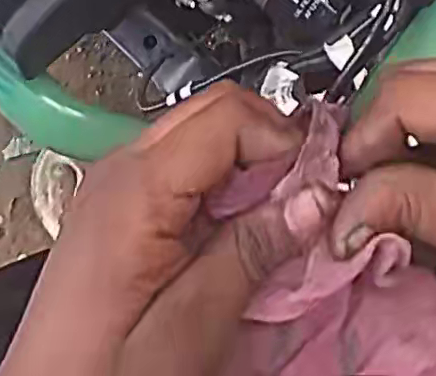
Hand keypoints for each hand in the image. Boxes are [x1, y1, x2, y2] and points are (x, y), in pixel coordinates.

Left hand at [0, 85, 326, 375]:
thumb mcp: (189, 329)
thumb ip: (252, 251)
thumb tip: (314, 196)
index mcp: (136, 186)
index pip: (229, 115)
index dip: (280, 137)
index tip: (314, 179)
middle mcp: (124, 165)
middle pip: (218, 107)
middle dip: (270, 137)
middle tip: (305, 188)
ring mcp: (120, 176)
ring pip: (207, 126)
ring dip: (251, 155)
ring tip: (278, 208)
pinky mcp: (123, 195)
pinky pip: (189, 156)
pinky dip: (227, 173)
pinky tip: (239, 218)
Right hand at [331, 50, 435, 305]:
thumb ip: (406, 208)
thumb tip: (341, 211)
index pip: (399, 98)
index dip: (363, 141)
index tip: (347, 188)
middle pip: (396, 83)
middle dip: (369, 135)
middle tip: (359, 189)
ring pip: (402, 81)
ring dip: (383, 129)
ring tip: (385, 181)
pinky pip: (421, 86)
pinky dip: (403, 122)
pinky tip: (410, 161)